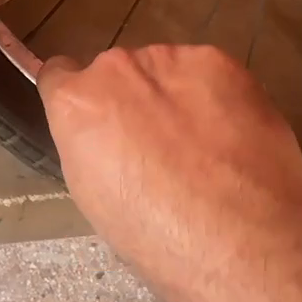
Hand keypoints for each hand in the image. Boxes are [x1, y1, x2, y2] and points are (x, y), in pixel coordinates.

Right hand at [38, 45, 301, 290]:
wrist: (243, 242)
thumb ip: (89, 146)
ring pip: (164, 71)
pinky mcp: (220, 62)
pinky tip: (234, 139)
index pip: (58, 75)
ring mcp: (168, 59)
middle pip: (116, 73)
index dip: (81, 102)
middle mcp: (114, 68)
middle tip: (161, 148)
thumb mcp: (94, 197)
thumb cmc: (156, 239)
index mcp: (74, 103)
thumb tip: (104, 136)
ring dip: (175, 96)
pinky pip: (208, 73)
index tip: (99, 127)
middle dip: (132, 101)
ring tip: (207, 148)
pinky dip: (217, 97)